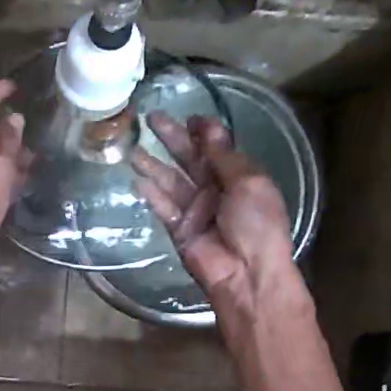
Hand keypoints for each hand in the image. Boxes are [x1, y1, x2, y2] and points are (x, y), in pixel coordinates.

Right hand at [132, 114, 309, 331]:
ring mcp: (196, 210)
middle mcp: (216, 190)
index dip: (204, 131)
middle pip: (190, 159)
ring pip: (171, 181)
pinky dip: (151, 195)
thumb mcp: (249, 182)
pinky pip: (163, 207)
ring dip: (154, 165)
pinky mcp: (179, 229)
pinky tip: (137, 180)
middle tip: (151, 119)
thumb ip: (224, 156)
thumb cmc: (257, 224)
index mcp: (240, 176)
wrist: (247, 273)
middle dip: (172, 139)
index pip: (218, 148)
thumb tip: (207, 128)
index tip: (188, 116)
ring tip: (133, 148)